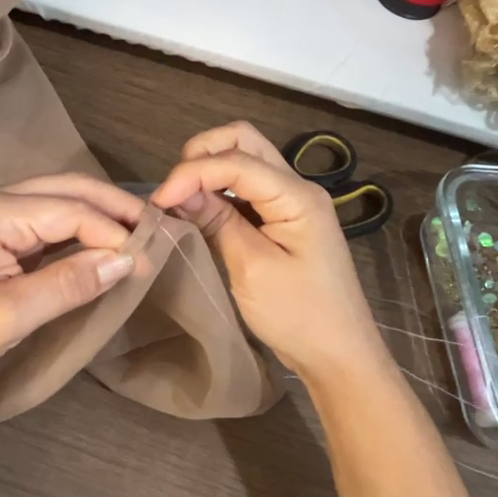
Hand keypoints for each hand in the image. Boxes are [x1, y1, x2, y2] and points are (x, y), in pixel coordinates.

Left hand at [0, 173, 143, 393]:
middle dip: (113, 208)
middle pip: (68, 189)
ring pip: (59, 199)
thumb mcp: (13, 314)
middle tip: (157, 231)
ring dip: (98, 215)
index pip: (71, 209)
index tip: (148, 259)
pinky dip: (78, 228)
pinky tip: (101, 245)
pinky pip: (46, 218)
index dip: (113, 231)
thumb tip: (125, 260)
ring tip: (138, 236)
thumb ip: (70, 283)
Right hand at [150, 122, 384, 376]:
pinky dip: (218, 188)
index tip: (158, 201)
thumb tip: (178, 193)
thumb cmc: (299, 315)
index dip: (191, 173)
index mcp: (297, 196)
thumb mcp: (251, 269)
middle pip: (243, 141)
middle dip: (201, 155)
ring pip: (244, 158)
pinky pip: (246, 186)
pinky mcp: (283, 219)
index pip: (235, 161)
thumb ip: (217, 221)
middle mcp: (297, 187)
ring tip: (181, 200)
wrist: (339, 355)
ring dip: (208, 168)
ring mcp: (292, 202)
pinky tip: (199, 210)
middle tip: (173, 191)